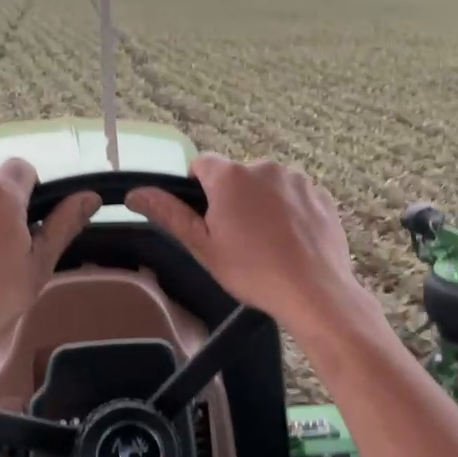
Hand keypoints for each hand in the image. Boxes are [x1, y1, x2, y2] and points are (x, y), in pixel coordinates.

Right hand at [124, 154, 370, 342]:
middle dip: (233, 200)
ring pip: (268, 186)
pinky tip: (292, 243)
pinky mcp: (322, 195)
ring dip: (263, 205)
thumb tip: (135, 193)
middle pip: (237, 176)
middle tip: (237, 241)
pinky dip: (290, 213)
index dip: (198, 190)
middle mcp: (265, 167)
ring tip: (268, 245)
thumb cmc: (252, 271)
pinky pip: (296, 197)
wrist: (315, 292)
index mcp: (230, 176)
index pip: (202, 164)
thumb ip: (169, 214)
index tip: (206, 220)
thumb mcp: (203, 247)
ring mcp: (298, 179)